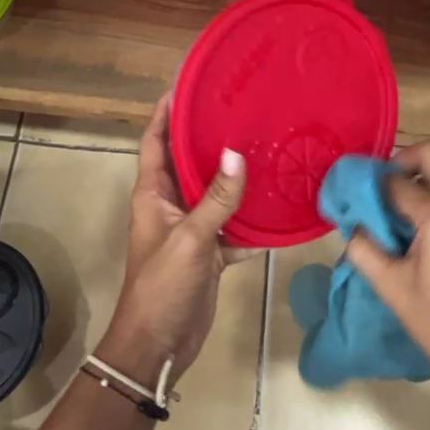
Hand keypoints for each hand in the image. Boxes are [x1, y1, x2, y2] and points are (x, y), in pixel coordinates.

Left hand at [100, 94, 263, 386]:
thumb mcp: (190, 239)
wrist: (159, 345)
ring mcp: (191, 228)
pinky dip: (251, 218)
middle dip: (208, 136)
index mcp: (152, 193)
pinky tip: (277, 205)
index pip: (154, 140)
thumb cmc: (162, 285)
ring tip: (264, 145)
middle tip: (239, 108)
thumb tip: (237, 155)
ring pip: (213, 191)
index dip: (165, 112)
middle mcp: (170, 203)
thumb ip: (215, 199)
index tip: (187, 84)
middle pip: (188, 161)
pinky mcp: (210, 251)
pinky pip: (232, 225)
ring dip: (234, 175)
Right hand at [346, 143, 429, 396]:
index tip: (355, 200)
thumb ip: (364, 248)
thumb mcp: (393, 290)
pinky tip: (423, 232)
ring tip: (399, 214)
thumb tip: (354, 223)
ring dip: (421, 180)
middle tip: (382, 188)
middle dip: (401, 162)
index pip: (395, 181)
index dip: (370, 187)